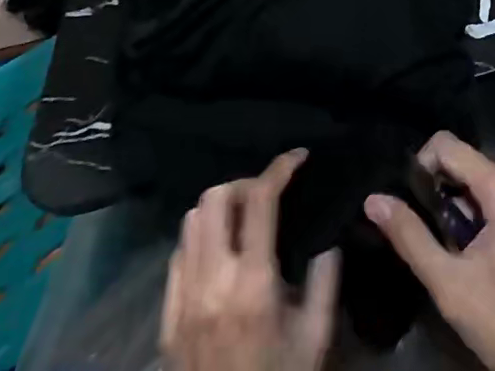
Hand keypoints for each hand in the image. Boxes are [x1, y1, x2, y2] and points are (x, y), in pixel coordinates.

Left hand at [160, 149, 341, 370]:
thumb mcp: (316, 336)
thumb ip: (326, 282)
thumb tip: (327, 243)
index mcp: (253, 282)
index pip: (259, 201)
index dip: (279, 168)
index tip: (298, 158)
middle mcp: (212, 281)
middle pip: (215, 199)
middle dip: (244, 183)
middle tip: (268, 191)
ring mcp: (183, 298)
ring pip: (191, 222)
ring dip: (220, 208)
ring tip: (244, 217)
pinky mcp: (167, 316)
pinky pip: (177, 256)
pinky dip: (199, 240)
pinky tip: (220, 253)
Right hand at [365, 133, 494, 370]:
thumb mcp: (449, 282)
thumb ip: (410, 236)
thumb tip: (372, 198)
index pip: (445, 144)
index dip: (417, 166)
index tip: (399, 201)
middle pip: (454, 160)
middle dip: (426, 187)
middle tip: (404, 225)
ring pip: (463, 180)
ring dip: (439, 204)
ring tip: (419, 239)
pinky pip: (476, 197)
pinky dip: (456, 215)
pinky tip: (443, 246)